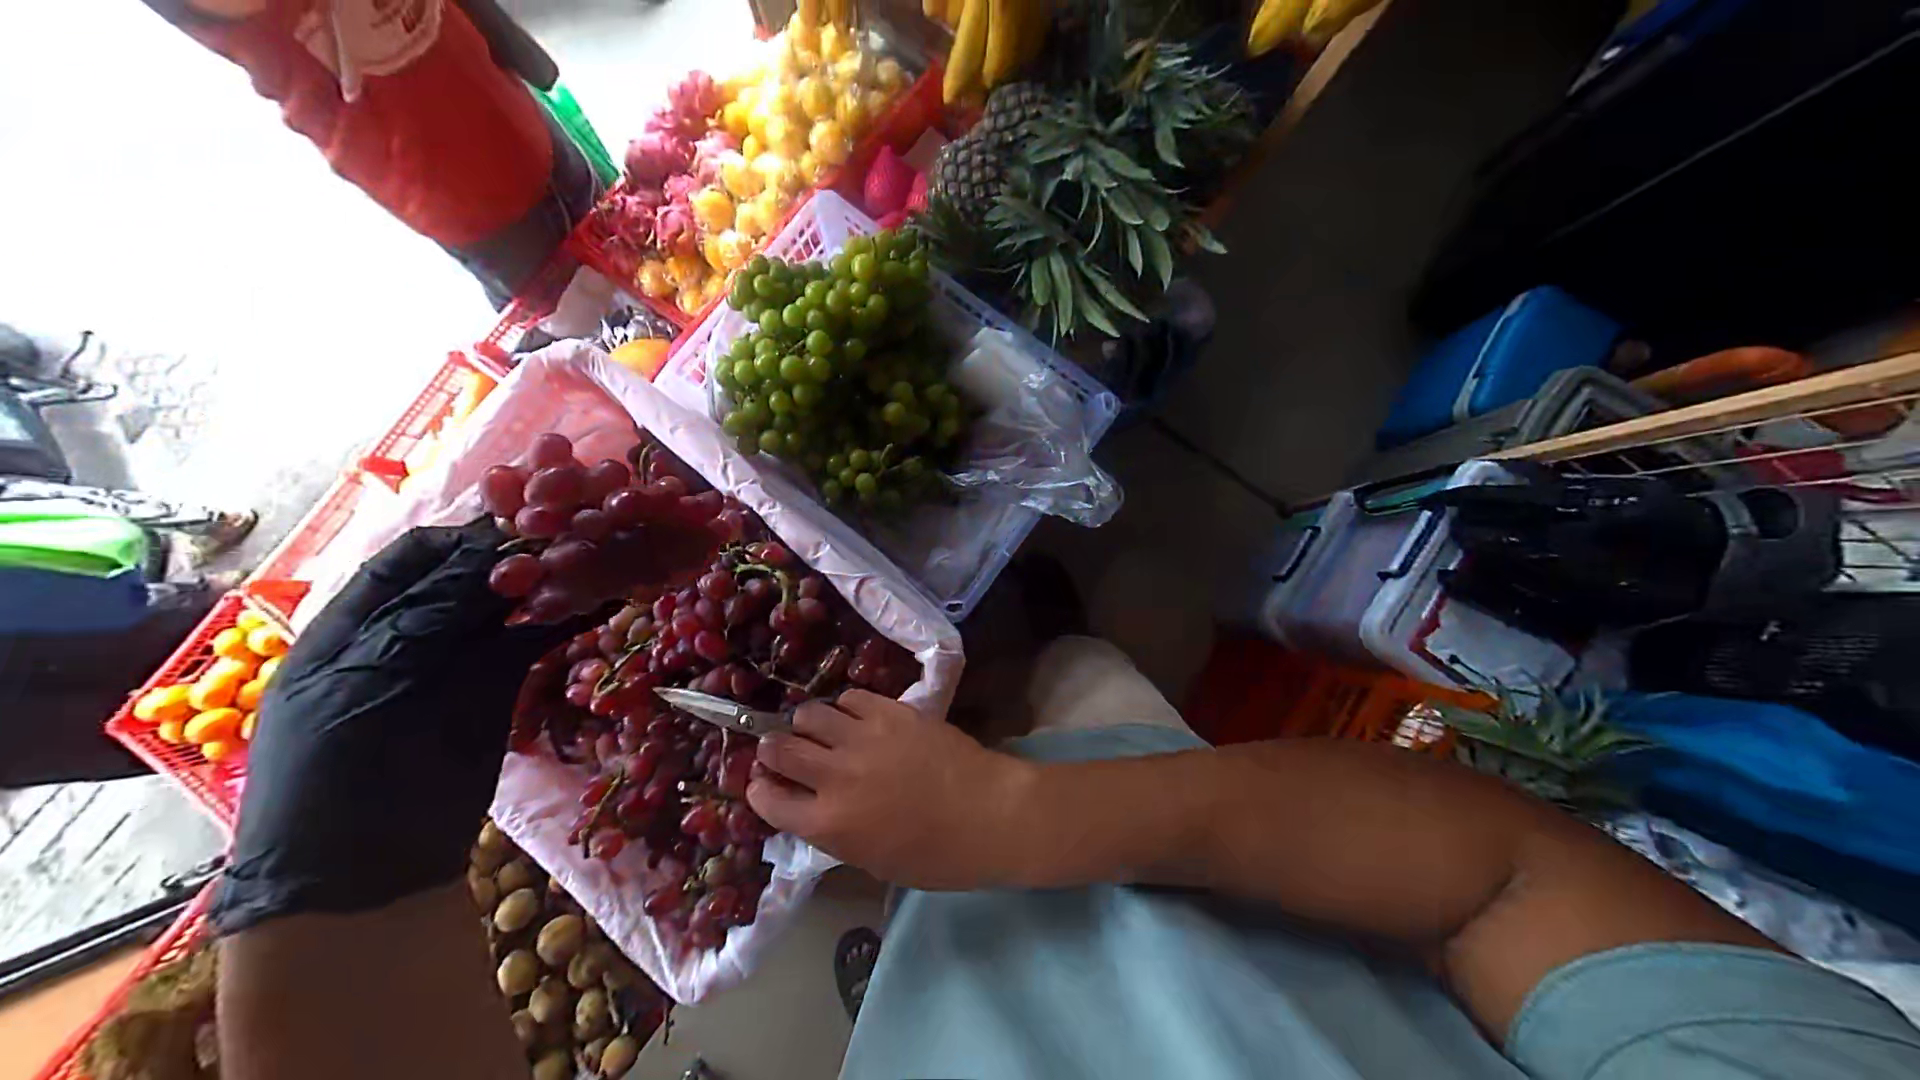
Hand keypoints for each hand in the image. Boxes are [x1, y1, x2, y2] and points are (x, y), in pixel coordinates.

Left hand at [214, 520, 575, 933]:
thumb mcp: (367, 685)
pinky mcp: (502, 679)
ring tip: (598, 560)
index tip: (519, 521)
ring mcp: (462, 653)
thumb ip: (425, 617)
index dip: (462, 536)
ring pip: (512, 601)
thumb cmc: (338, 772)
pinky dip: (568, 616)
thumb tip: (489, 555)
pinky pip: (538, 636)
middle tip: (576, 535)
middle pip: (471, 573)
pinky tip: (603, 598)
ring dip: (551, 580)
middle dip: (519, 554)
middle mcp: (415, 626)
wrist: (368, 864)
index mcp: (358, 622)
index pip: (413, 557)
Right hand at [745, 690, 1036, 888]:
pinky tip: (854, 717)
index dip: (760, 790)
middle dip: (771, 749)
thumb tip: (811, 809)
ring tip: (817, 729)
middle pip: (779, 749)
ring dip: (805, 723)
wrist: (989, 814)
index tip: (762, 783)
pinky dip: (844, 707)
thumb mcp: (873, 860)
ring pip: (809, 714)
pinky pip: (849, 697)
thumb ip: (833, 833)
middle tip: (781, 749)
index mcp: (828, 824)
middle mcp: (835, 776)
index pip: (768, 800)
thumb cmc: (936, 855)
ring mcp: (862, 737)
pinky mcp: (890, 711)